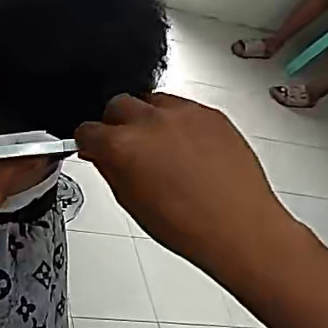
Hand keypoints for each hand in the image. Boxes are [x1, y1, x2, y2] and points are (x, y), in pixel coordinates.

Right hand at [74, 93, 297, 270]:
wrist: (239, 226)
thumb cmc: (191, 224)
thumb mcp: (132, 202)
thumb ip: (110, 170)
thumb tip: (102, 155)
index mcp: (123, 145)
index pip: (88, 130)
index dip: (88, 142)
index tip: (93, 147)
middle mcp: (152, 121)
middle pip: (118, 105)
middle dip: (116, 123)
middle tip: (124, 145)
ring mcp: (184, 113)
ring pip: (152, 100)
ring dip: (148, 118)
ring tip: (159, 147)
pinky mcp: (211, 113)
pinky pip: (184, 107)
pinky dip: (178, 122)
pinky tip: (185, 149)